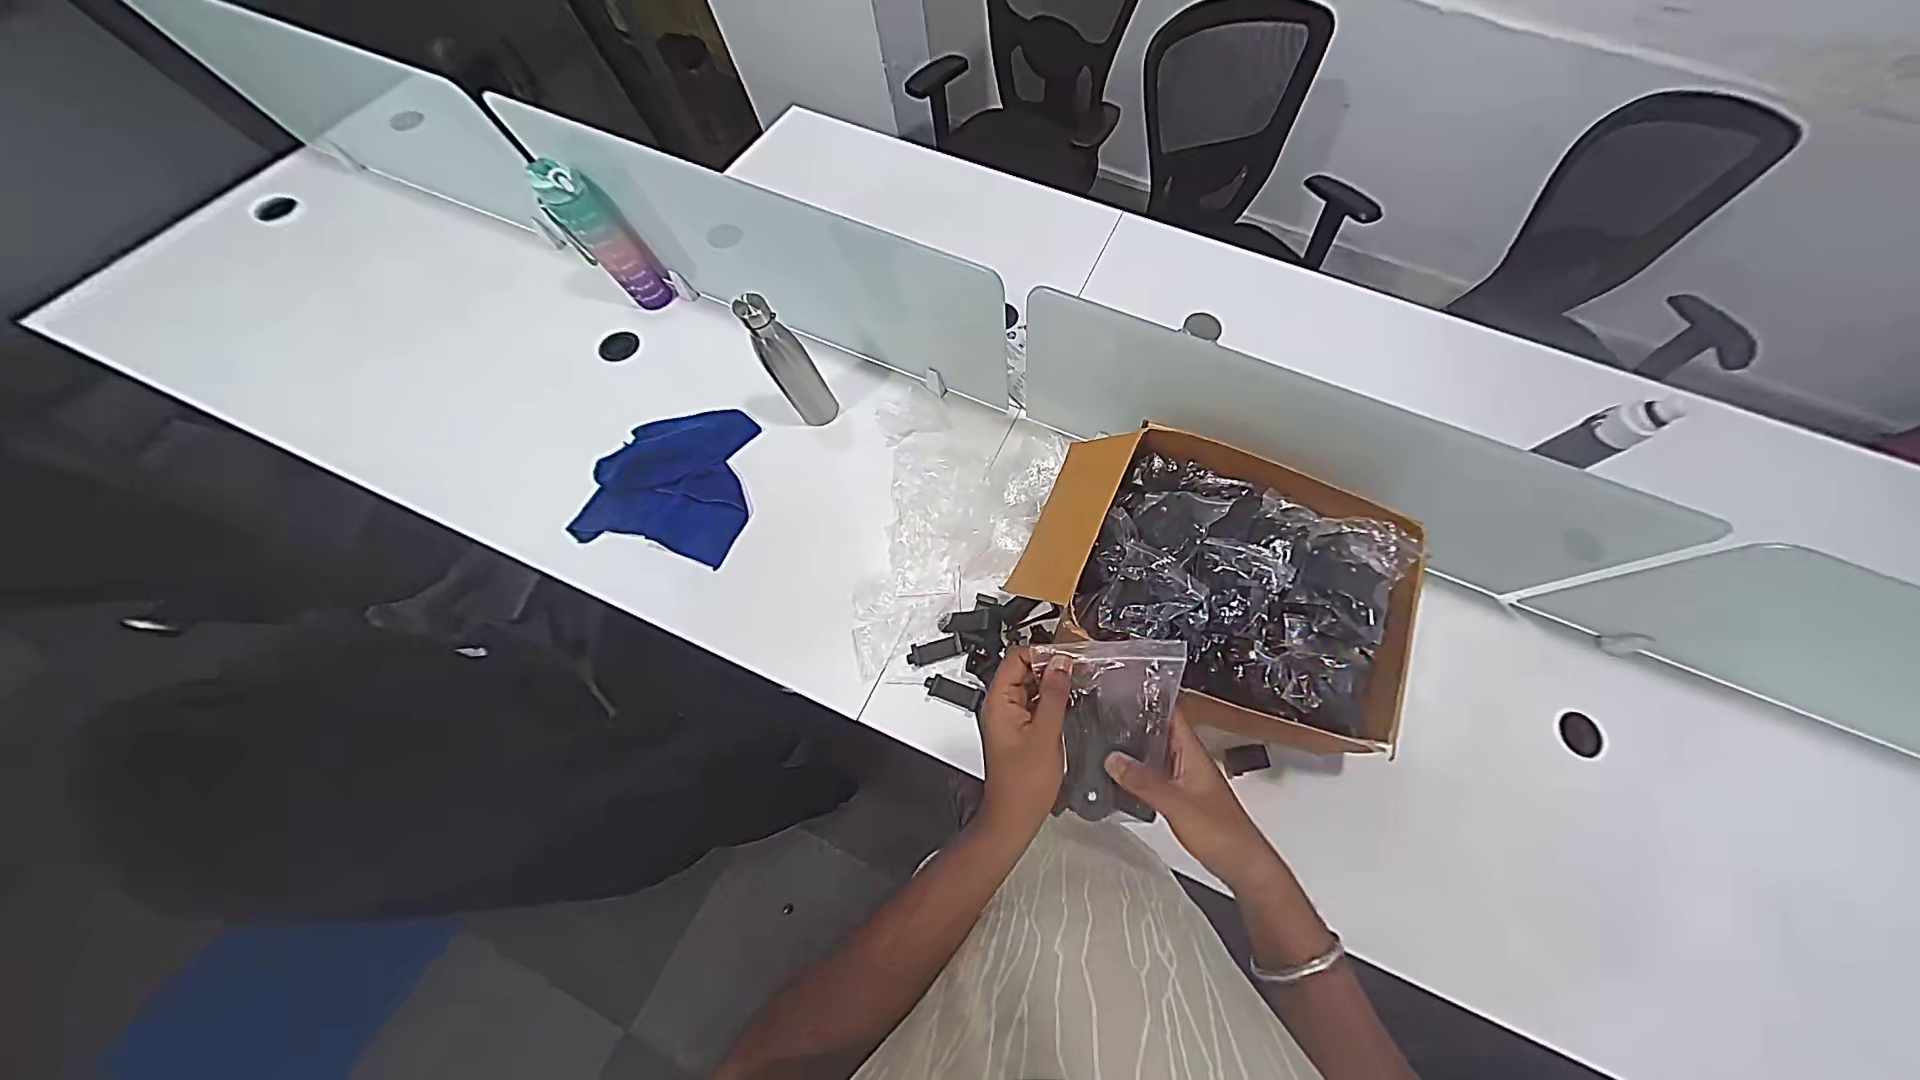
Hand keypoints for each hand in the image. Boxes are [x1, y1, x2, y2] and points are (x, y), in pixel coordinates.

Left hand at [975, 647, 1068, 836]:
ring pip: (1030, 685)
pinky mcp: (1019, 728)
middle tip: (1076, 668)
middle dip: (1049, 665)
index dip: (1041, 652)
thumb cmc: (1022, 785)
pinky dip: (1051, 699)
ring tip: (1077, 684)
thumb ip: (1055, 695)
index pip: (1015, 657)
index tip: (1065, 657)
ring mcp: (1009, 717)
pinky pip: (1034, 702)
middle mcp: (1000, 705)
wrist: (1014, 817)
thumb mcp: (1045, 734)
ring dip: (1052, 682)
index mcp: (998, 701)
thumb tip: (1061, 665)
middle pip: (1023, 668)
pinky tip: (1070, 703)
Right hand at [1105, 709, 1282, 891]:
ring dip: (1136, 749)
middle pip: (1161, 731)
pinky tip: (1125, 780)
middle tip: (1108, 715)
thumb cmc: (1224, 834)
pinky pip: (1156, 775)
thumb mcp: (1176, 803)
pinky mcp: (1183, 797)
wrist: (1244, 866)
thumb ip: (1143, 781)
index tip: (1128, 689)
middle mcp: (1190, 762)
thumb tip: (1114, 760)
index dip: (1152, 698)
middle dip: (1136, 722)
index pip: (1172, 713)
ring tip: (1109, 744)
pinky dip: (1139, 773)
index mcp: (1193, 753)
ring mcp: (1187, 779)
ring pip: (1157, 754)